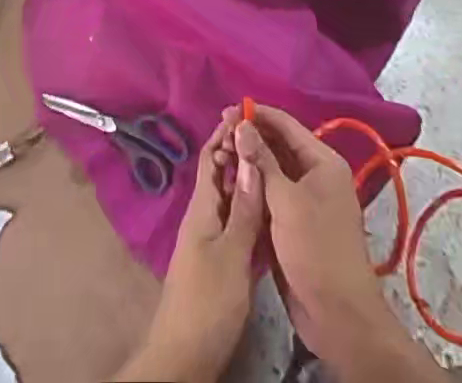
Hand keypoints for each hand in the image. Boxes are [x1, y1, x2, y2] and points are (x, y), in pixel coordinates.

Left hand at [113, 107, 264, 382]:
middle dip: (239, 151)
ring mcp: (212, 238)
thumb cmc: (208, 299)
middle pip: (221, 174)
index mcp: (203, 208)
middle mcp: (205, 216)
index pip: (212, 158)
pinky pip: (238, 222)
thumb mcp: (231, 253)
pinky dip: (253, 209)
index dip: (225, 134)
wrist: (187, 350)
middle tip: (267, 133)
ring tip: (275, 161)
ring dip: (248, 178)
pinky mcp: (222, 260)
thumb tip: (250, 159)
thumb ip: (244, 210)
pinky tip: (271, 209)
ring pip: (231, 198)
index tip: (244, 111)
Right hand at [234, 105, 379, 365]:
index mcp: (322, 162)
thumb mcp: (284, 200)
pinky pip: (268, 190)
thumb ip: (261, 159)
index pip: (285, 125)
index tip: (224, 111)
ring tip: (217, 153)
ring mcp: (303, 198)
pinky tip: (227, 178)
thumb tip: (241, 123)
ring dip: (247, 159)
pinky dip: (250, 182)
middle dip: (249, 136)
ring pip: (270, 167)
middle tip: (216, 133)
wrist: (336, 313)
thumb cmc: (314, 248)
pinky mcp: (291, 219)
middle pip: (277, 144)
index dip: (256, 115)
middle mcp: (314, 174)